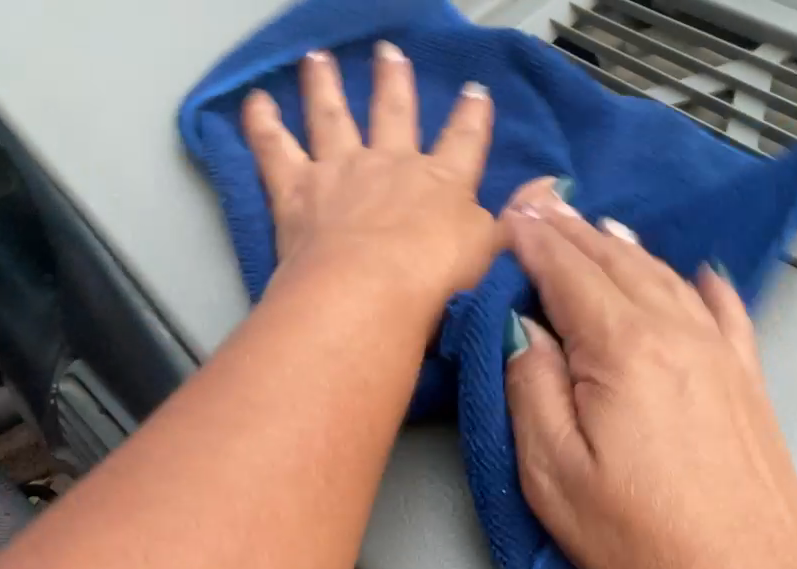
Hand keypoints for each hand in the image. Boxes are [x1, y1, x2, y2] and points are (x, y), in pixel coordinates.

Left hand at [241, 44, 497, 309]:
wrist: (373, 287)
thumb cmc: (434, 276)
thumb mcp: (486, 252)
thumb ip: (505, 222)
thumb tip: (542, 196)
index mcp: (441, 182)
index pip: (463, 142)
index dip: (471, 117)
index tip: (475, 92)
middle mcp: (390, 165)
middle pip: (393, 114)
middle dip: (393, 82)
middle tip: (389, 54)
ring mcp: (340, 171)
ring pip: (331, 117)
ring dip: (324, 86)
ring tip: (318, 60)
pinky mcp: (296, 190)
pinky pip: (274, 149)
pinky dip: (262, 124)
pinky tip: (254, 102)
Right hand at [502, 191, 796, 568]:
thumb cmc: (641, 541)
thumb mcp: (553, 474)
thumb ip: (530, 389)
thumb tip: (525, 330)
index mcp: (622, 349)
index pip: (568, 272)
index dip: (533, 240)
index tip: (508, 215)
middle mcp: (677, 332)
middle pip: (616, 263)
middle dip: (572, 231)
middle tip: (540, 206)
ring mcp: (720, 354)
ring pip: (664, 277)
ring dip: (623, 248)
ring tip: (595, 228)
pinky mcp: (747, 382)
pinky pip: (722, 310)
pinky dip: (699, 282)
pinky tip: (697, 271)